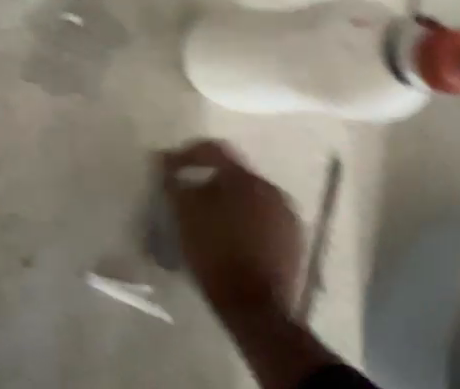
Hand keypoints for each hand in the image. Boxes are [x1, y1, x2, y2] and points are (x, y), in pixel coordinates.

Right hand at [157, 140, 302, 315]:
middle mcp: (273, 190)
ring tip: (208, 223)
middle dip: (208, 182)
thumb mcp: (184, 214)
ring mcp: (289, 218)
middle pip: (233, 175)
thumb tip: (164, 158)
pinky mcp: (295, 243)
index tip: (168, 168)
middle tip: (187, 199)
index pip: (213, 150)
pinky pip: (263, 221)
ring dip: (227, 203)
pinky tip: (230, 240)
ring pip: (250, 199)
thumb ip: (173, 180)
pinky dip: (245, 223)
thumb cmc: (215, 254)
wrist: (256, 309)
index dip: (187, 154)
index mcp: (246, 178)